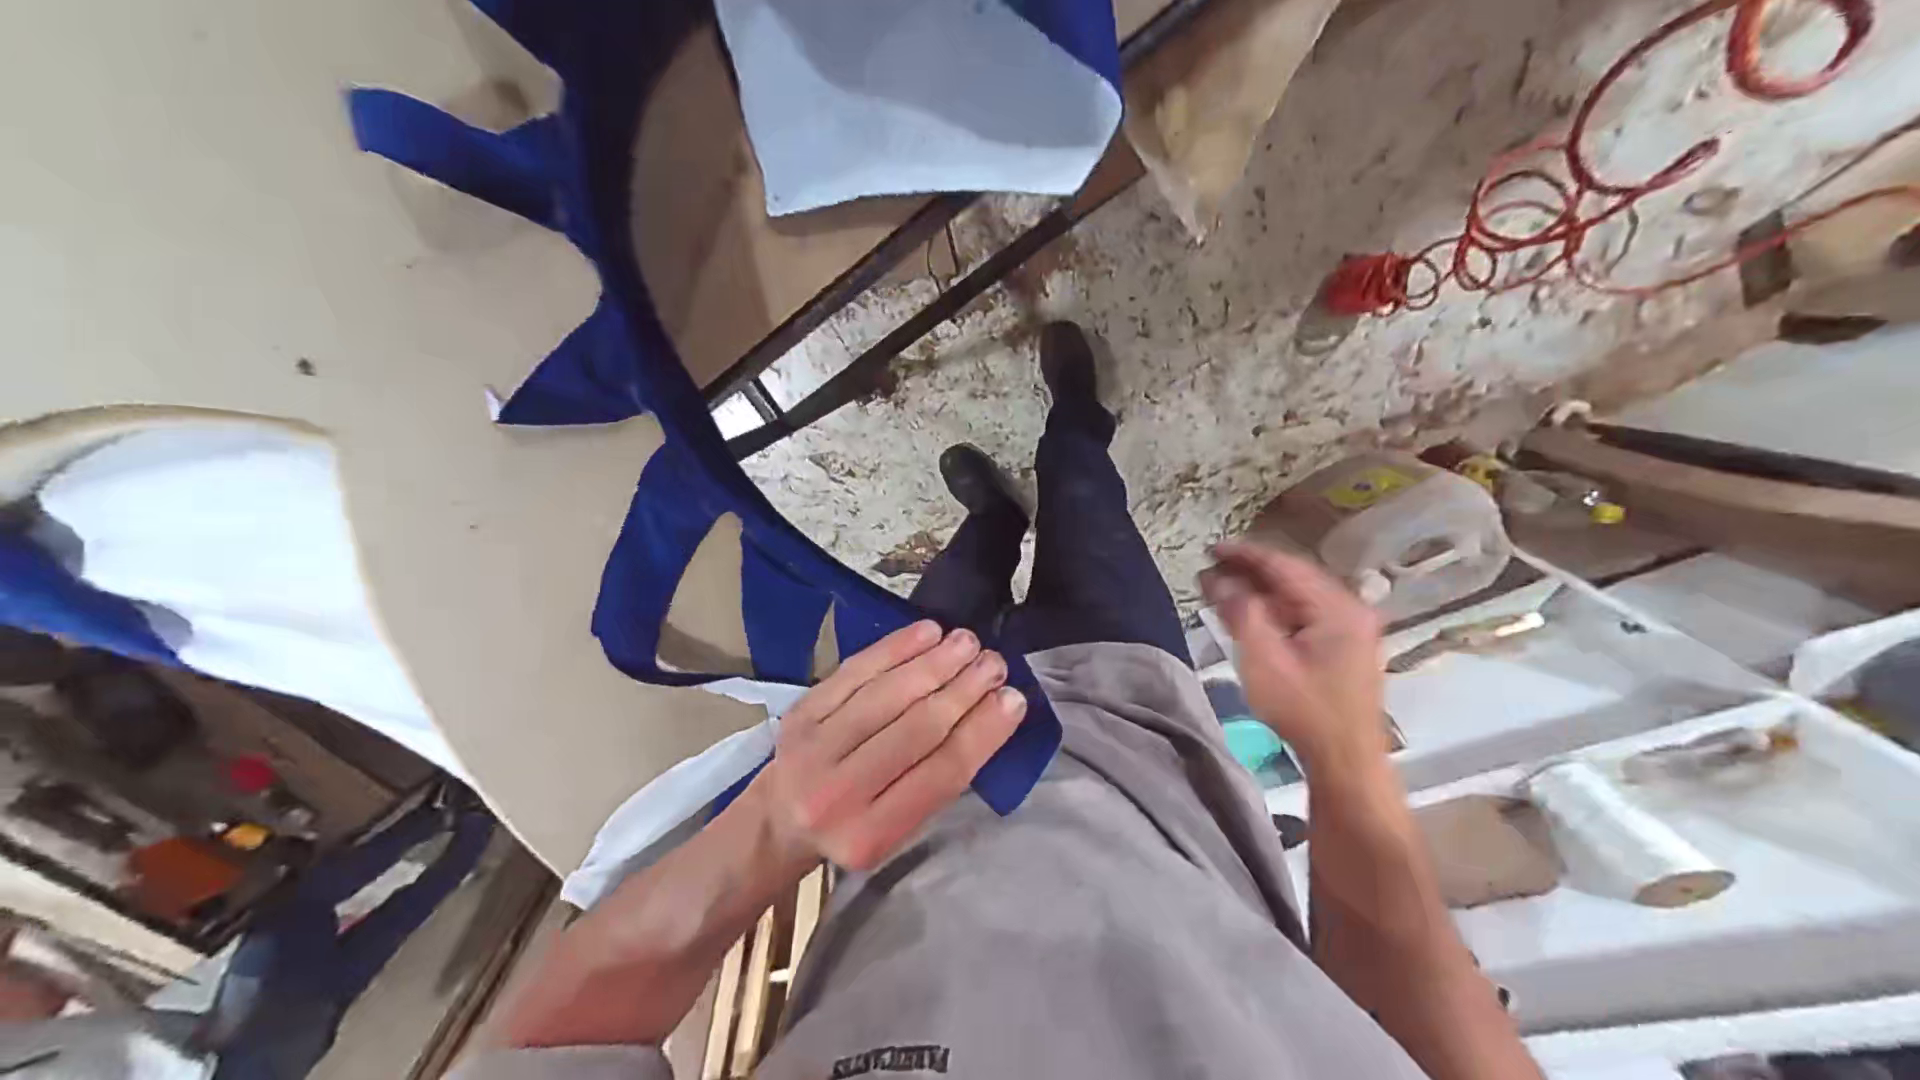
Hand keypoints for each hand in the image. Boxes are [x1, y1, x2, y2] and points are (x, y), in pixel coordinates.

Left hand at [749, 620, 1026, 871]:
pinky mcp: (801, 713)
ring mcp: (814, 748)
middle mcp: (838, 793)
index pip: (941, 773)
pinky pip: (855, 672)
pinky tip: (926, 633)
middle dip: (963, 690)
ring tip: (968, 642)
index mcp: (872, 834)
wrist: (779, 820)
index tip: (1014, 698)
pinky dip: (894, 649)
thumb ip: (936, 780)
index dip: (983, 732)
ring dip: (933, 663)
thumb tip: (991, 712)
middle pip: (916, 729)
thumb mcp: (898, 826)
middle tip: (995, 662)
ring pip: (887, 695)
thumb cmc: (853, 825)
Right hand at [1200, 541, 1385, 766]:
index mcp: (1337, 608)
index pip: (1285, 566)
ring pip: (1298, 595)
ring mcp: (1351, 628)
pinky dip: (1275, 608)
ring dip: (1261, 589)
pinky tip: (1251, 612)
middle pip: (1293, 577)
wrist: (1345, 760)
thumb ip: (1241, 613)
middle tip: (1212, 568)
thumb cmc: (1304, 711)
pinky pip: (1305, 613)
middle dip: (1250, 571)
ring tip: (1224, 587)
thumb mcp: (1264, 660)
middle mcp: (1350, 610)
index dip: (1245, 555)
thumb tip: (1218, 579)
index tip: (1212, 549)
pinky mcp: (1345, 646)